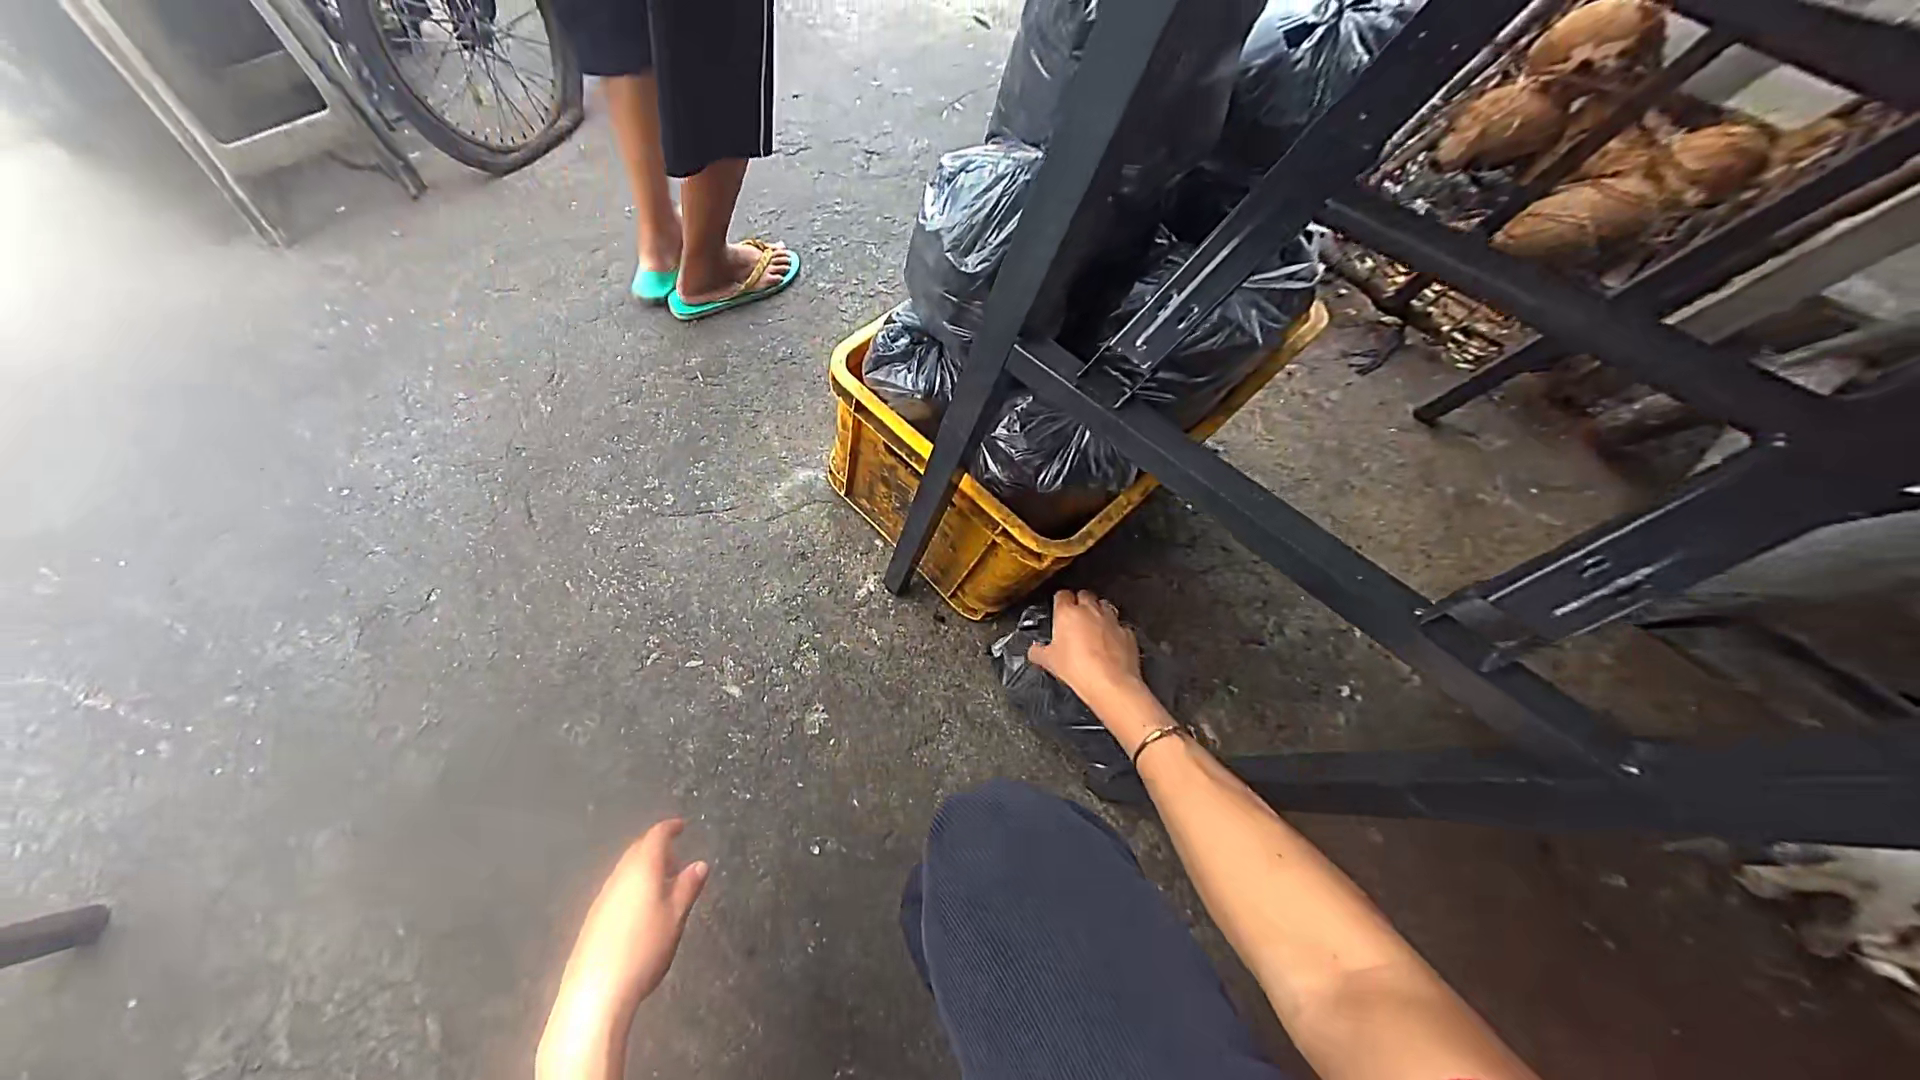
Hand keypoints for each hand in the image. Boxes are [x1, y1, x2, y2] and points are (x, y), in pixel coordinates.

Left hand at [543, 819, 708, 1067]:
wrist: (594, 995)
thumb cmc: (644, 948)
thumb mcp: (676, 916)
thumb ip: (688, 886)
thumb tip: (700, 864)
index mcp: (642, 869)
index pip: (655, 836)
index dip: (670, 828)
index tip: (681, 826)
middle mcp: (618, 878)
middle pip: (637, 851)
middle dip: (656, 848)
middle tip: (676, 857)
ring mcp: (601, 900)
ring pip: (625, 871)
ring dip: (644, 869)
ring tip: (663, 885)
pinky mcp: (591, 922)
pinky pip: (617, 890)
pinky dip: (632, 887)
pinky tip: (640, 910)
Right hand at [1027, 590, 1147, 715]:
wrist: (1110, 683)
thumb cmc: (1078, 668)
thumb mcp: (1049, 662)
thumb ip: (1038, 652)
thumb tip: (1034, 651)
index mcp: (1067, 613)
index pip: (1062, 595)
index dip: (1060, 601)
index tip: (1059, 609)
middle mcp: (1090, 610)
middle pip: (1085, 595)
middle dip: (1080, 602)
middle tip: (1075, 617)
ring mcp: (1111, 620)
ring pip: (1105, 605)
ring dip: (1099, 612)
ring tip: (1093, 627)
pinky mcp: (1127, 633)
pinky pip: (1120, 625)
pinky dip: (1115, 630)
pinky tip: (1111, 642)